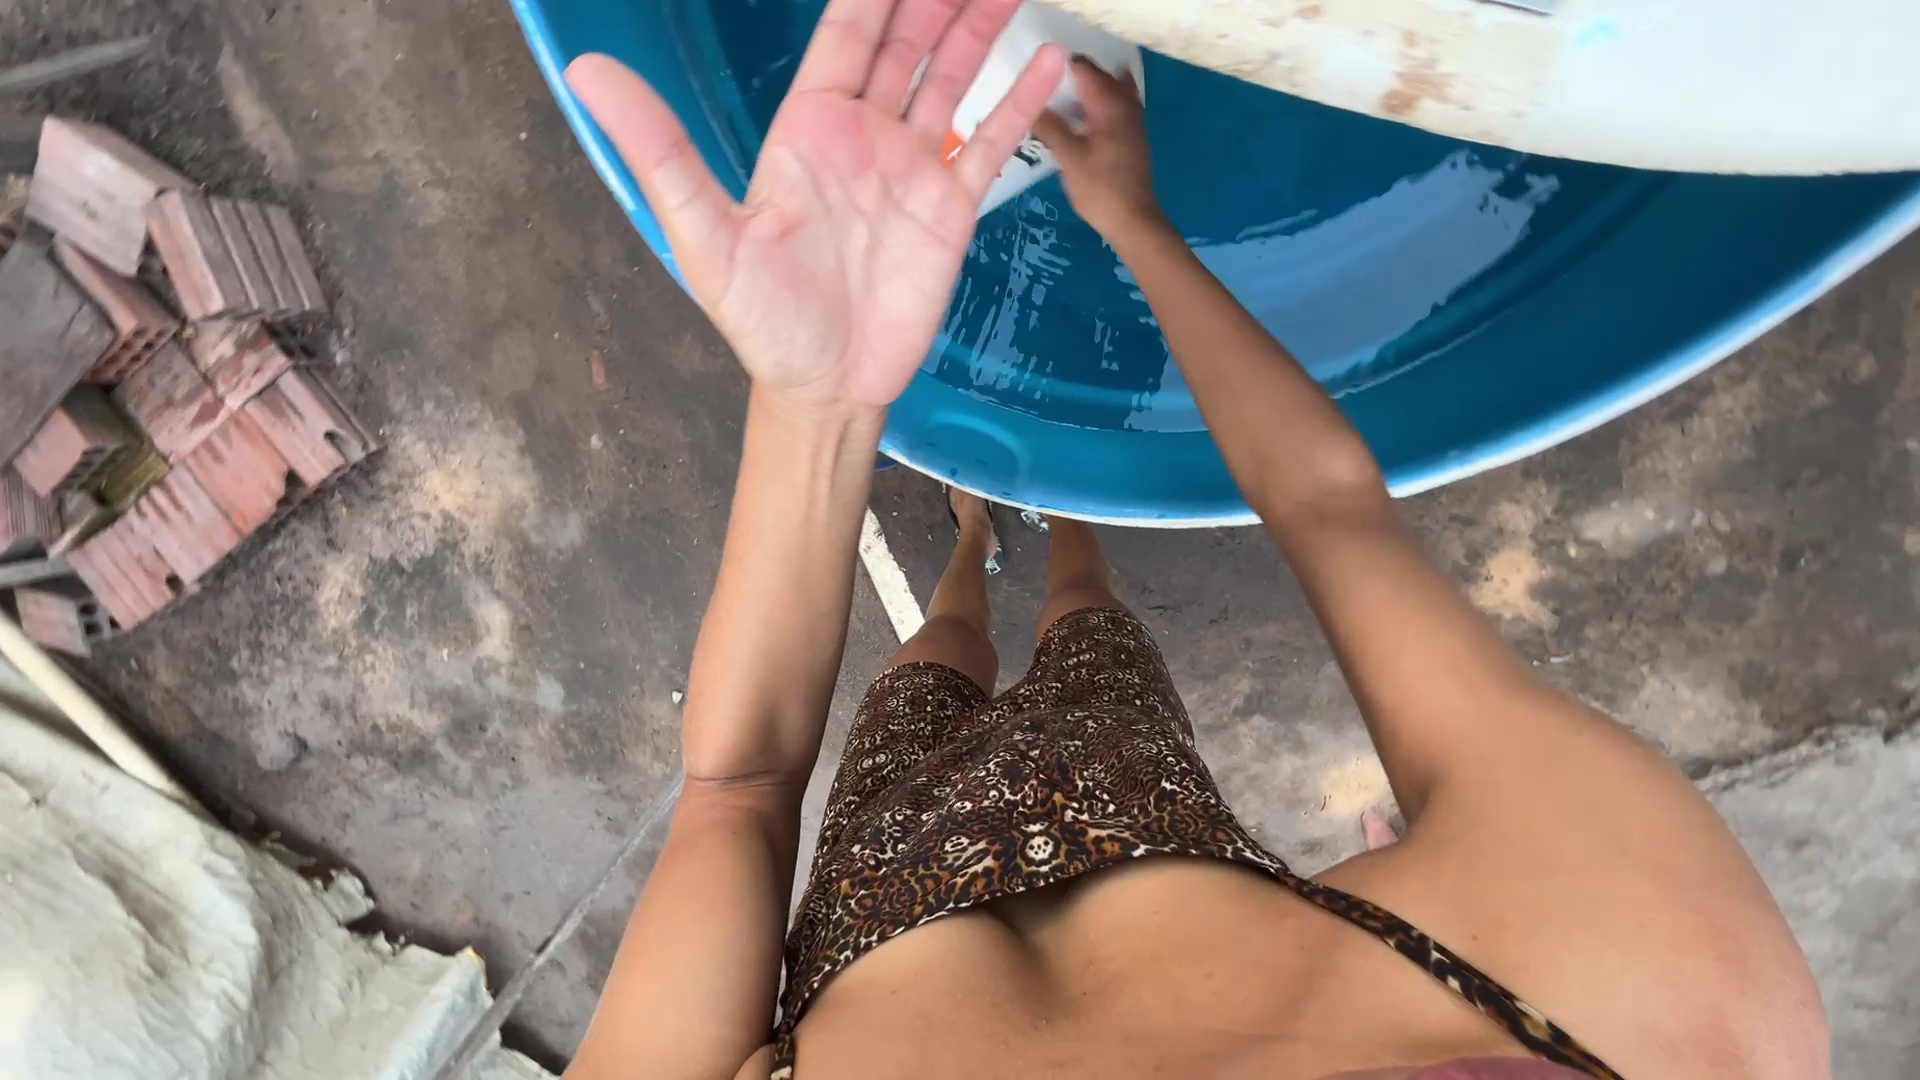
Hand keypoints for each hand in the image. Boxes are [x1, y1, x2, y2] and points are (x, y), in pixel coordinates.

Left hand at [568, 0, 1065, 412]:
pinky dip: (1018, 104)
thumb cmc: (766, 321)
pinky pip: (987, 145)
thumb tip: (585, 65)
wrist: (826, 385)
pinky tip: (1046, 62)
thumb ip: (664, 152)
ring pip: (952, 79)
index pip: (848, 31)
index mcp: (807, 130)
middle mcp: (863, 138)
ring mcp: (910, 172)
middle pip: (907, 41)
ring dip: (980, 27)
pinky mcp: (950, 212)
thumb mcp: (707, 239)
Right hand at [1033, 59, 1166, 240]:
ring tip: (1065, 105)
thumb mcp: (1069, 158)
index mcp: (1109, 102)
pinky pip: (1116, 110)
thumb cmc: (1099, 188)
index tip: (1038, 78)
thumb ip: (1051, 128)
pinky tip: (1083, 125)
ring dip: (1090, 94)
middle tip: (1048, 93)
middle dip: (1076, 79)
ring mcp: (1133, 121)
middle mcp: (1125, 104)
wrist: (1132, 219)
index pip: (1084, 68)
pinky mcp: (1133, 139)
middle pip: (1100, 77)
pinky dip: (1100, 109)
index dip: (1060, 68)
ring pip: (1112, 92)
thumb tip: (1032, 107)